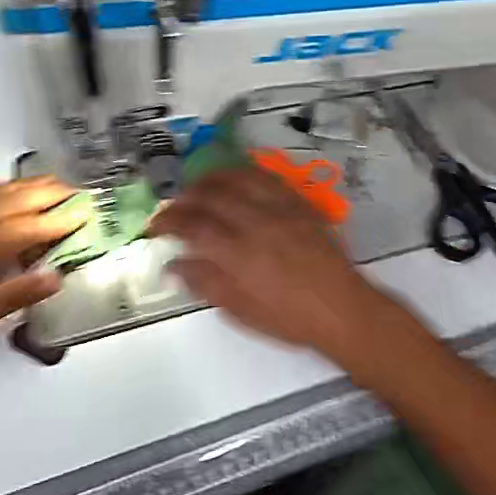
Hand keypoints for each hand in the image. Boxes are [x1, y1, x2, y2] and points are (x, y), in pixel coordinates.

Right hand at [146, 168, 405, 360]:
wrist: (341, 309)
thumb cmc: (289, 319)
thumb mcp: (241, 311)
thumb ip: (206, 284)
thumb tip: (175, 266)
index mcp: (238, 253)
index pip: (191, 226)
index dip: (167, 222)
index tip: (154, 227)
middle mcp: (256, 223)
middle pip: (211, 197)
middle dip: (184, 199)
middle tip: (173, 208)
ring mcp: (280, 210)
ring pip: (238, 179)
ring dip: (212, 179)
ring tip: (198, 186)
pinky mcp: (299, 205)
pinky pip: (268, 179)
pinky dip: (245, 175)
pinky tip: (237, 179)